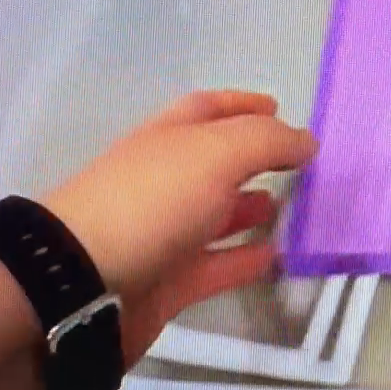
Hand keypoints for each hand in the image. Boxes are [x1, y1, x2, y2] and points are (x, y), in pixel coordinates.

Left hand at [40, 90, 317, 365]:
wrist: (84, 285)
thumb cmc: (152, 202)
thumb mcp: (216, 154)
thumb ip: (267, 141)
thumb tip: (306, 140)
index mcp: (167, 140)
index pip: (207, 109)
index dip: (242, 104)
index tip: (278, 107)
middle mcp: (164, 181)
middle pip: (214, 163)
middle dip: (254, 160)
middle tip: (298, 166)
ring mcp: (164, 233)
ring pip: (215, 215)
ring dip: (251, 210)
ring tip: (292, 209)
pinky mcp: (168, 281)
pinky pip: (215, 266)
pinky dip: (244, 259)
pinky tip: (275, 256)